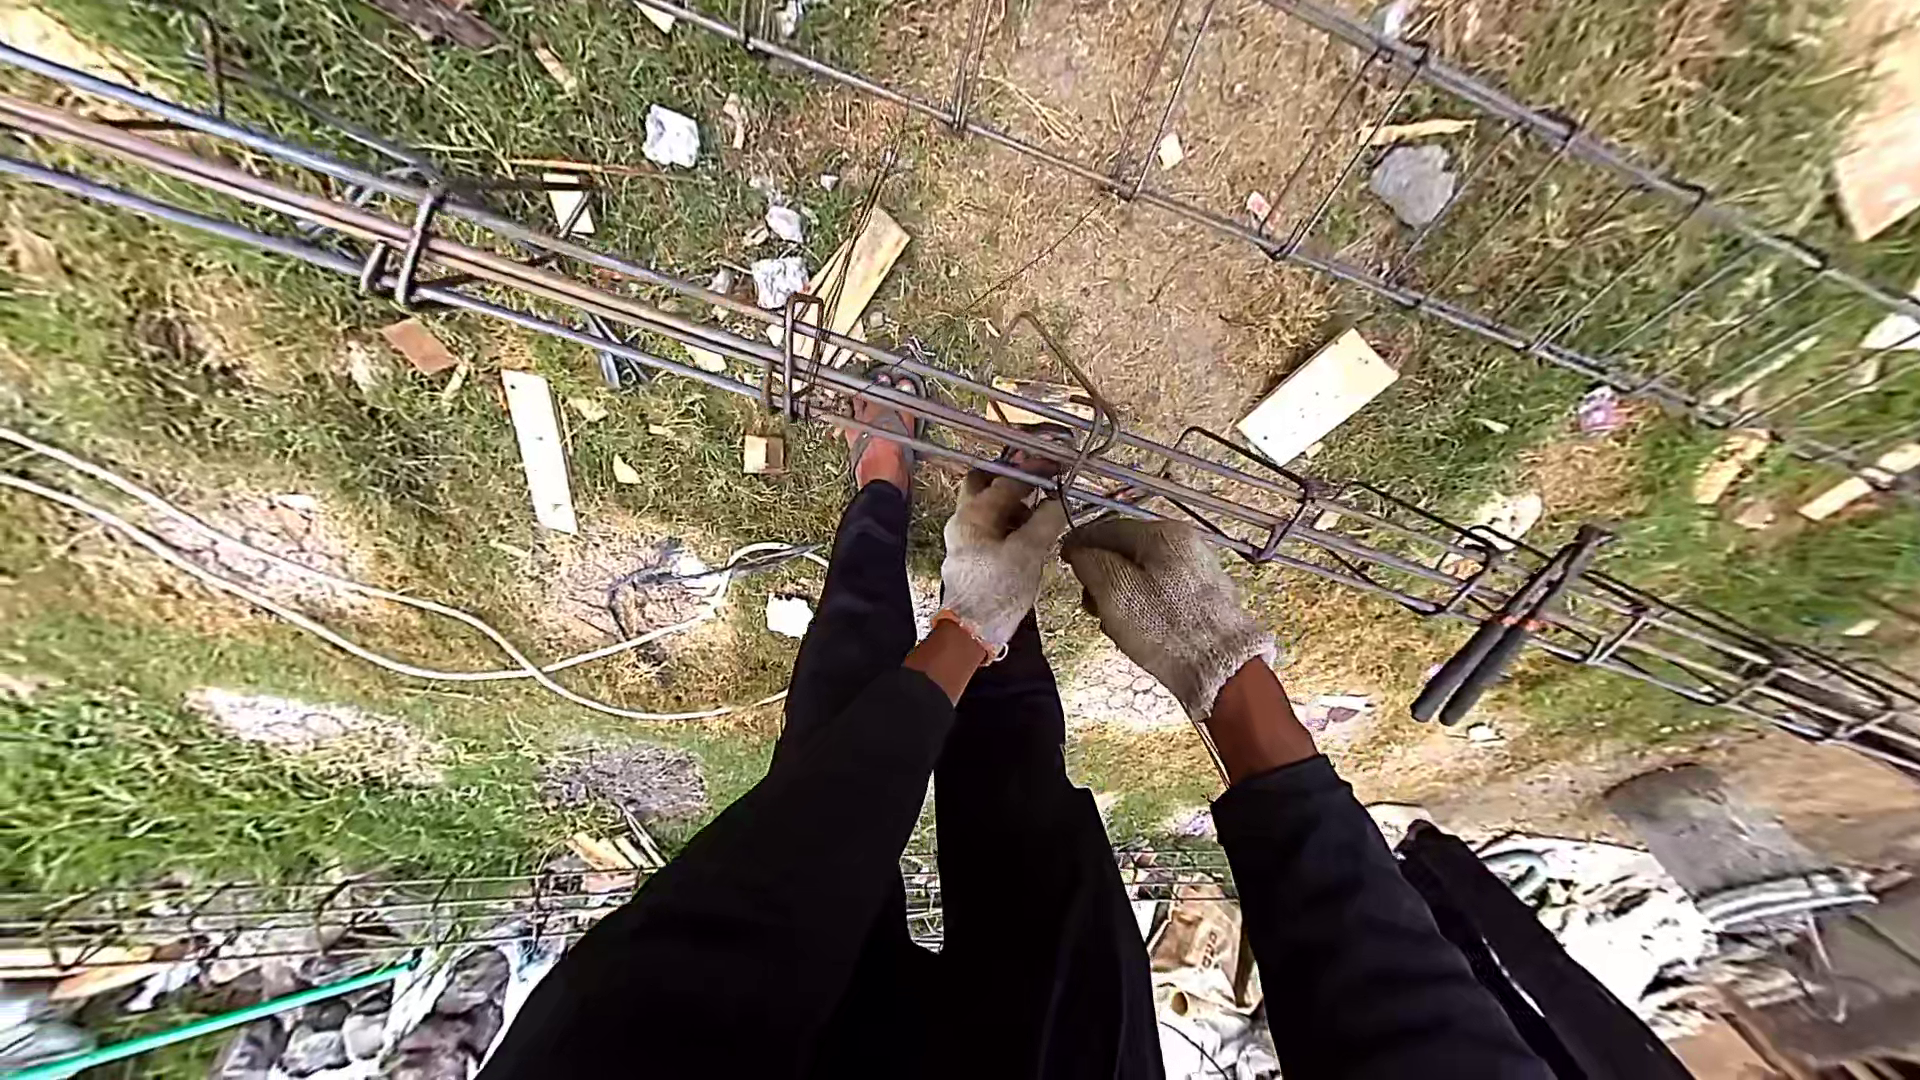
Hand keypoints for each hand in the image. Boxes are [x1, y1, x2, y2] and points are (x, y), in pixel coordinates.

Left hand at [939, 469, 1069, 650]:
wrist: (973, 631)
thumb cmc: (998, 591)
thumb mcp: (1029, 552)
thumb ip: (1046, 520)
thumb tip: (1058, 500)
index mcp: (972, 514)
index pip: (1005, 480)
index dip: (1033, 471)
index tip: (1056, 468)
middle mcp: (962, 521)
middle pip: (984, 484)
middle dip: (1012, 480)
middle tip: (1039, 485)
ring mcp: (964, 539)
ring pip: (987, 507)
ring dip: (1012, 504)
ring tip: (1040, 514)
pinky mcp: (971, 556)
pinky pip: (991, 528)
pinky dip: (1009, 523)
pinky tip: (1029, 535)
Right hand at [1061, 518, 1274, 718]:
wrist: (1222, 668)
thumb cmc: (1165, 628)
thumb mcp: (1113, 591)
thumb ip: (1089, 563)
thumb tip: (1079, 551)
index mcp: (1163, 533)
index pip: (1108, 528)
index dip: (1080, 543)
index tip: (1065, 558)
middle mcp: (1185, 544)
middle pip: (1126, 550)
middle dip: (1101, 575)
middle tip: (1090, 602)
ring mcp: (1198, 569)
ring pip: (1142, 572)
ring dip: (1119, 592)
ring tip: (1113, 621)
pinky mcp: (1205, 595)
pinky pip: (1161, 590)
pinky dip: (1142, 603)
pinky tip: (1137, 627)